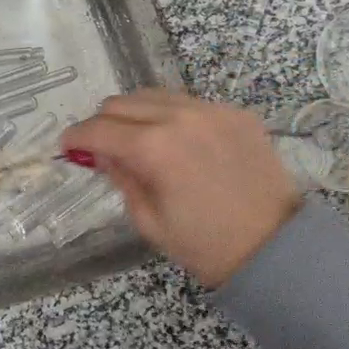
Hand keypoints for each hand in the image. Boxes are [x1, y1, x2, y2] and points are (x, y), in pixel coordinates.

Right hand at [61, 90, 302, 287]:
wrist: (281, 252)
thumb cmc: (208, 246)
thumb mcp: (148, 221)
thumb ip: (119, 177)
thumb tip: (101, 154)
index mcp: (153, 148)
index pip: (97, 129)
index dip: (75, 137)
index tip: (68, 147)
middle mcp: (178, 117)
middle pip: (119, 103)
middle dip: (104, 124)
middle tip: (104, 149)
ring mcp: (210, 111)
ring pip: (152, 95)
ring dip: (136, 115)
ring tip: (142, 142)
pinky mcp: (235, 113)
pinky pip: (187, 103)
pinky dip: (172, 117)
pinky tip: (180, 144)